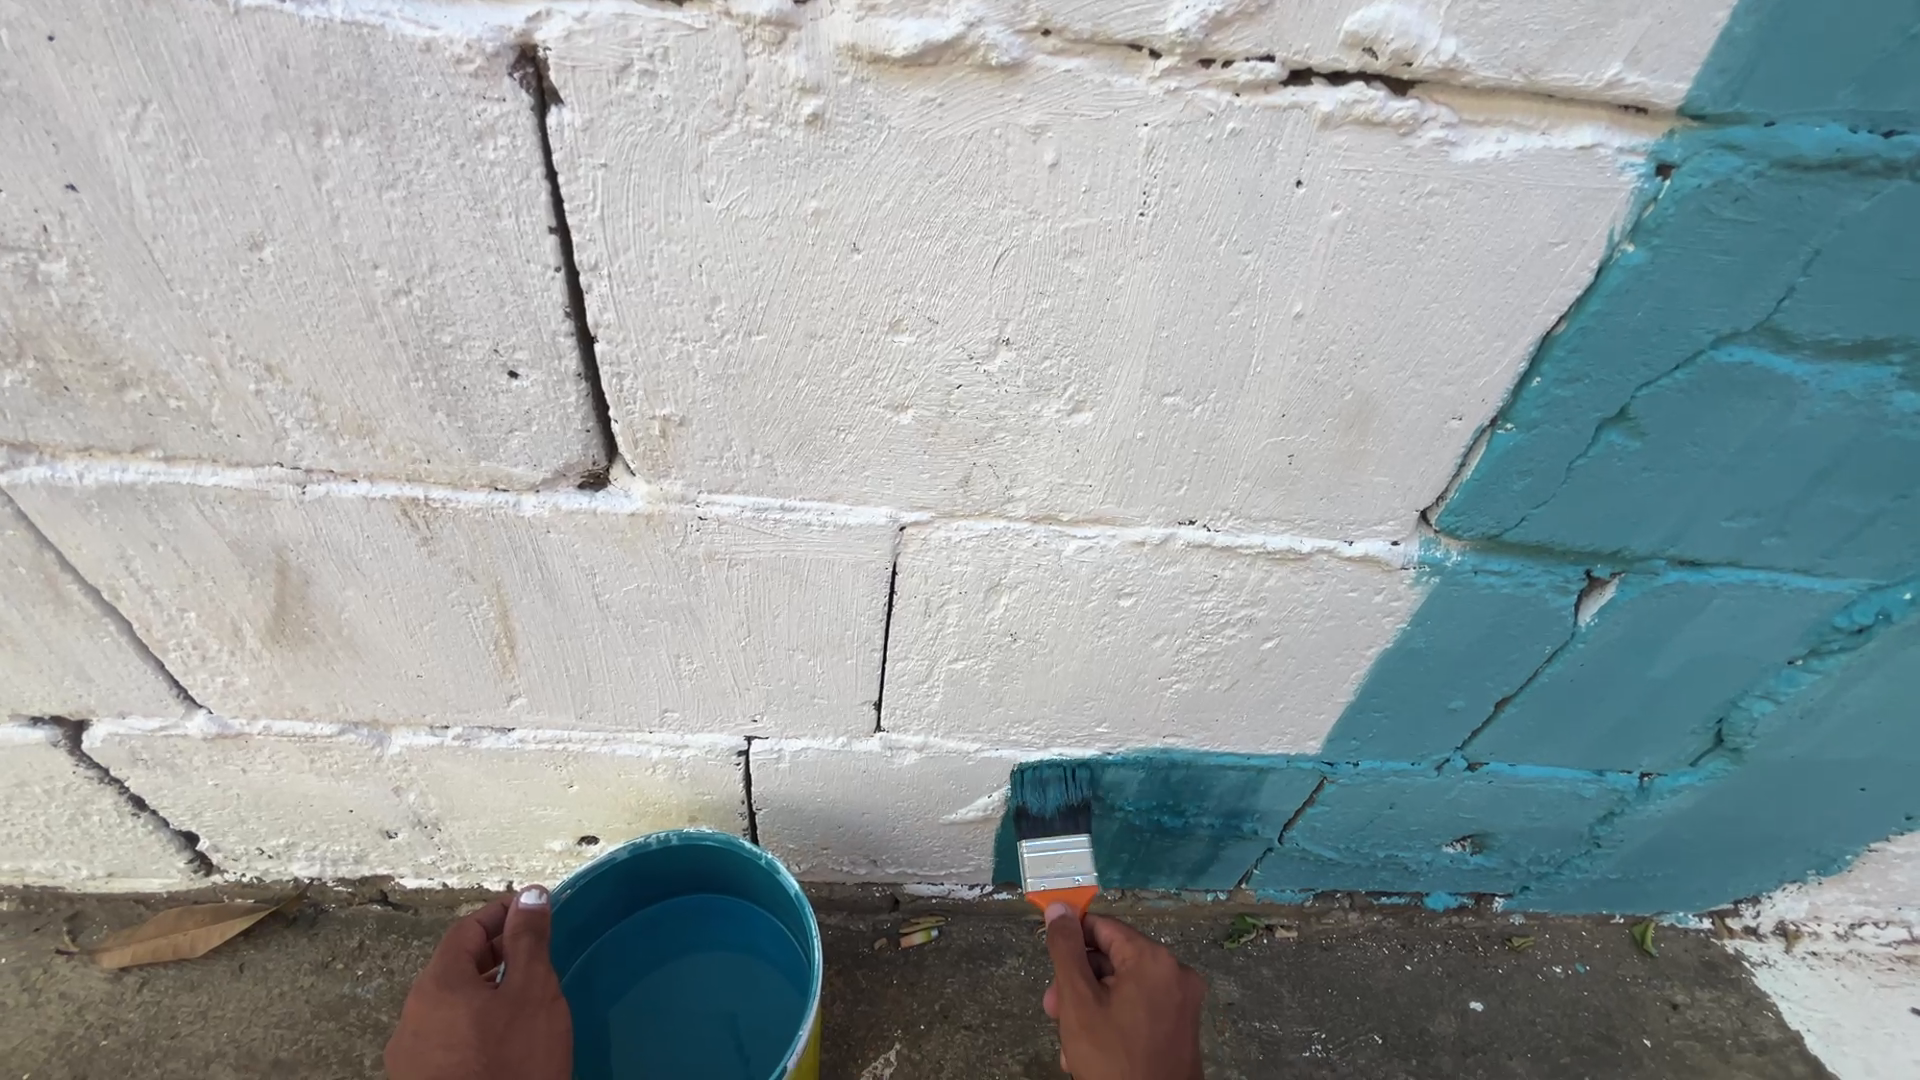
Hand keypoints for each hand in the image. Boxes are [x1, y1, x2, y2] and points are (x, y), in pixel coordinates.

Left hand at [385, 886, 572, 1079]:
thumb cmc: (513, 1060)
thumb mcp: (533, 991)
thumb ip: (528, 939)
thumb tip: (529, 895)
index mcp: (435, 987)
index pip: (466, 928)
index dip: (504, 912)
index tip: (540, 911)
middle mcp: (411, 1019)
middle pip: (455, 965)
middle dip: (498, 949)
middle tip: (540, 951)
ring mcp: (409, 1059)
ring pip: (450, 1001)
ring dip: (488, 985)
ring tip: (528, 992)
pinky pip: (447, 1033)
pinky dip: (476, 1019)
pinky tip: (506, 1035)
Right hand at [1042, 905, 1205, 1079]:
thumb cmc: (1112, 1061)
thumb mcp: (1079, 1000)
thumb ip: (1066, 949)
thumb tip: (1059, 907)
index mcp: (1153, 958)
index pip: (1102, 927)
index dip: (1071, 939)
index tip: (1049, 959)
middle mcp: (1175, 972)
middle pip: (1112, 959)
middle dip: (1078, 982)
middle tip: (1053, 1009)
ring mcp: (1182, 1002)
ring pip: (1123, 986)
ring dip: (1091, 1005)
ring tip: (1069, 1040)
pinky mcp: (1182, 1028)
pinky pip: (1140, 1007)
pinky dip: (1114, 1019)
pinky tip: (1092, 1048)